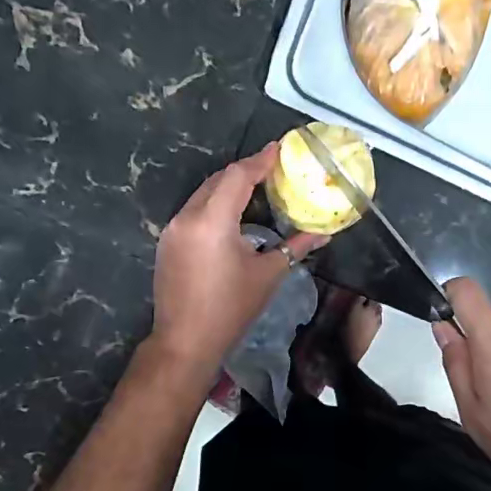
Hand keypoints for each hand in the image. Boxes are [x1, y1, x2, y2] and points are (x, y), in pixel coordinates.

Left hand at [149, 143, 326, 376]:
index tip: (279, 148)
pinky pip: (194, 212)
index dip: (260, 160)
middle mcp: (187, 217)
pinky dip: (214, 206)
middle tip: (272, 170)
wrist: (185, 342)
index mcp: (212, 221)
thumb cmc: (230, 310)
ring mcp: (172, 230)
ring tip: (256, 191)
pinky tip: (233, 217)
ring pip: (203, 195)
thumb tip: (323, 234)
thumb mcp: (267, 276)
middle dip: (244, 172)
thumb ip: (294, 247)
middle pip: (217, 181)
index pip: (237, 177)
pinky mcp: (167, 243)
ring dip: (228, 189)